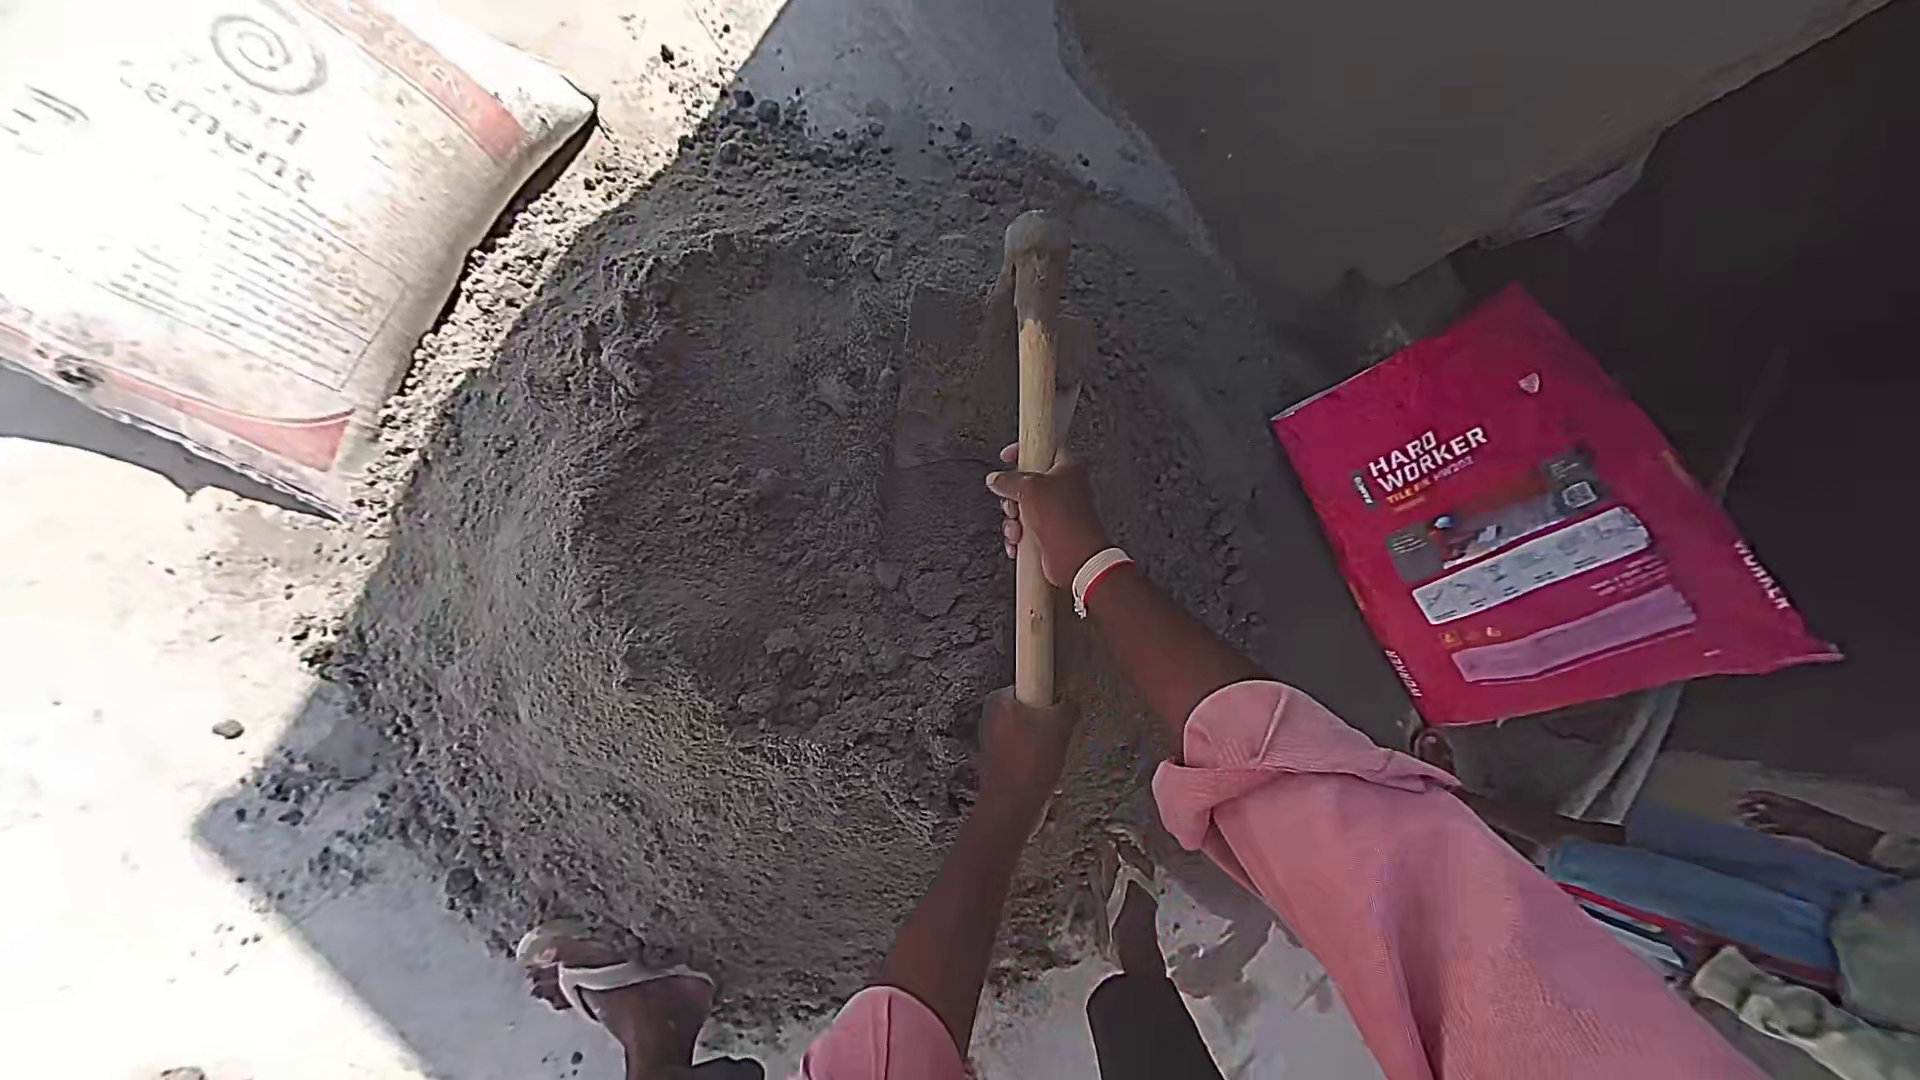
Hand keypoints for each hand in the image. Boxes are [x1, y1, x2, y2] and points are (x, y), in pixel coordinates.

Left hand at [975, 687, 1077, 822]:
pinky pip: (1024, 752)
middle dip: (1048, 723)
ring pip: (1029, 732)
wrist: (1012, 808)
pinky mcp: (998, 761)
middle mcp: (990, 717)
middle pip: (1031, 709)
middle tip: (1058, 735)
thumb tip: (1071, 705)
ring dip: (1045, 744)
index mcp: (999, 700)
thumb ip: (1067, 708)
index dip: (1048, 696)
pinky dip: (1036, 760)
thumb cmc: (1029, 764)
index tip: (1058, 707)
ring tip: (1051, 757)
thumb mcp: (1059, 726)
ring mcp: (992, 740)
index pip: (1029, 683)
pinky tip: (1044, 771)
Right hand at [985, 443, 1110, 587]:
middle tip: (1014, 504)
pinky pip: (1026, 529)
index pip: (1043, 448)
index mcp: (1067, 468)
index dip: (1023, 451)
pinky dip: (1018, 536)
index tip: (1006, 456)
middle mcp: (1064, 489)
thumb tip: (996, 479)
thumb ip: (1008, 480)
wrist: (1074, 558)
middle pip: (1027, 482)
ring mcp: (1057, 512)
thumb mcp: (1029, 489)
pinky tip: (1018, 543)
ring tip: (1018, 529)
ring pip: (1023, 508)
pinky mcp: (1051, 532)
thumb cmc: (1063, 520)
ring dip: (1014, 521)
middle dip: (1012, 497)